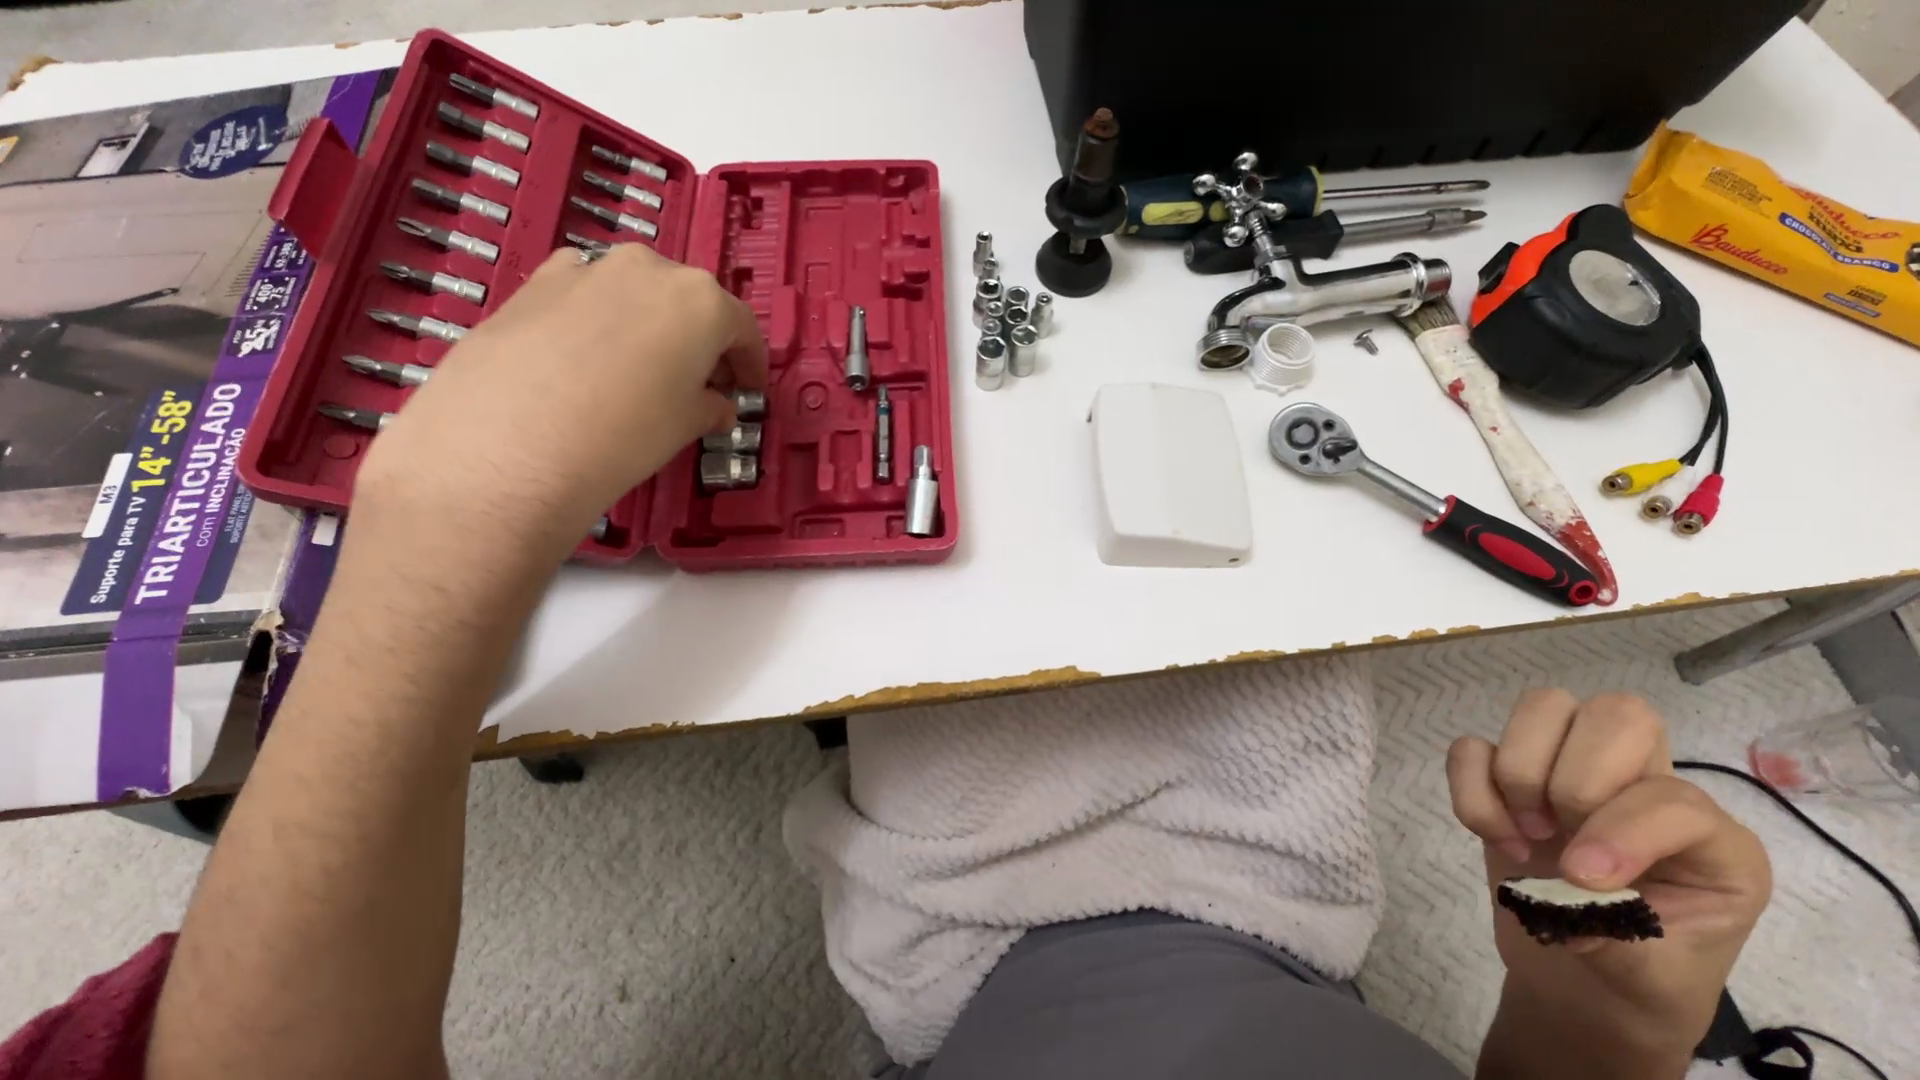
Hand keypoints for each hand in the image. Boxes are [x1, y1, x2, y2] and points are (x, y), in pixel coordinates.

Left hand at [352, 244, 767, 569]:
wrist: (507, 444)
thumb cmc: (623, 436)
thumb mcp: (686, 426)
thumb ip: (709, 406)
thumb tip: (713, 404)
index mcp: (701, 300)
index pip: (742, 327)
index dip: (750, 363)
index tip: (748, 389)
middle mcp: (648, 268)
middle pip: (688, 301)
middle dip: (699, 340)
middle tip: (698, 384)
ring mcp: (587, 268)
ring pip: (633, 293)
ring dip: (646, 325)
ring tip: (637, 372)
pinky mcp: (535, 282)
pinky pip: (583, 294)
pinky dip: (595, 318)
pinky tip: (583, 357)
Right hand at [1447, 691, 1770, 1053]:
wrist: (1588, 991)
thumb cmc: (1641, 978)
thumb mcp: (1653, 974)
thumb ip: (1615, 928)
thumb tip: (1555, 882)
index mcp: (1709, 838)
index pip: (1674, 797)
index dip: (1624, 830)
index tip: (1581, 879)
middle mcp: (1643, 786)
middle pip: (1617, 714)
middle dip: (1573, 775)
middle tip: (1557, 832)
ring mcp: (1570, 775)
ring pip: (1545, 707)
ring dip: (1518, 768)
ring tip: (1524, 831)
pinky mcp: (1508, 781)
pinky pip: (1474, 746)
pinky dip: (1470, 785)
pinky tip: (1492, 834)